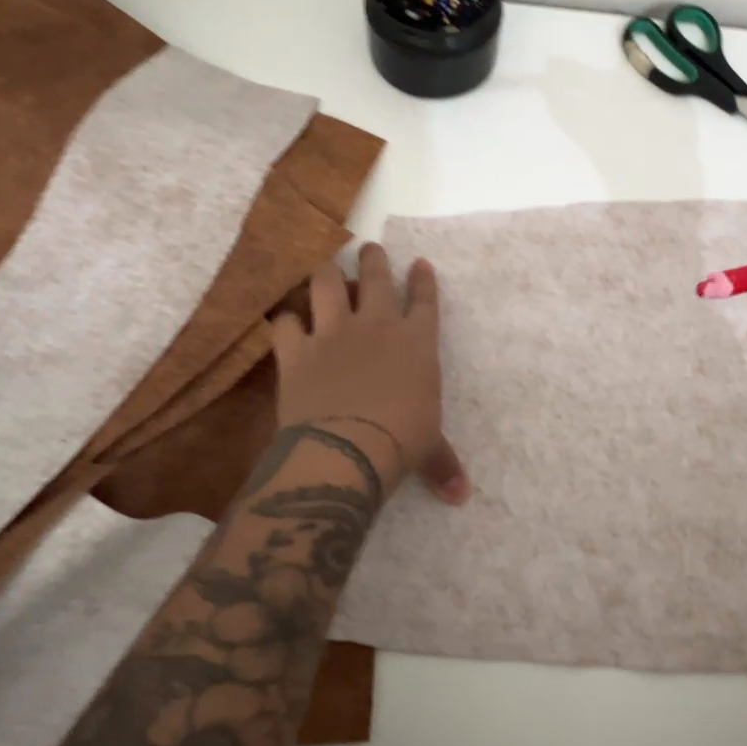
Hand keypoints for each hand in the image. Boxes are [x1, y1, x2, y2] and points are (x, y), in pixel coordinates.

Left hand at [273, 244, 470, 503]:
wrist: (347, 449)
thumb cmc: (401, 443)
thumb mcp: (429, 450)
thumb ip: (444, 464)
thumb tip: (463, 496)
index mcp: (417, 342)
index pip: (424, 300)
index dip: (423, 280)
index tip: (420, 263)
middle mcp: (377, 326)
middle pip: (377, 277)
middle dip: (374, 259)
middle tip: (370, 249)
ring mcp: (333, 333)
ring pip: (327, 284)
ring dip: (326, 274)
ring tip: (325, 269)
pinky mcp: (296, 350)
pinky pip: (284, 322)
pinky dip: (283, 319)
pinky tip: (283, 320)